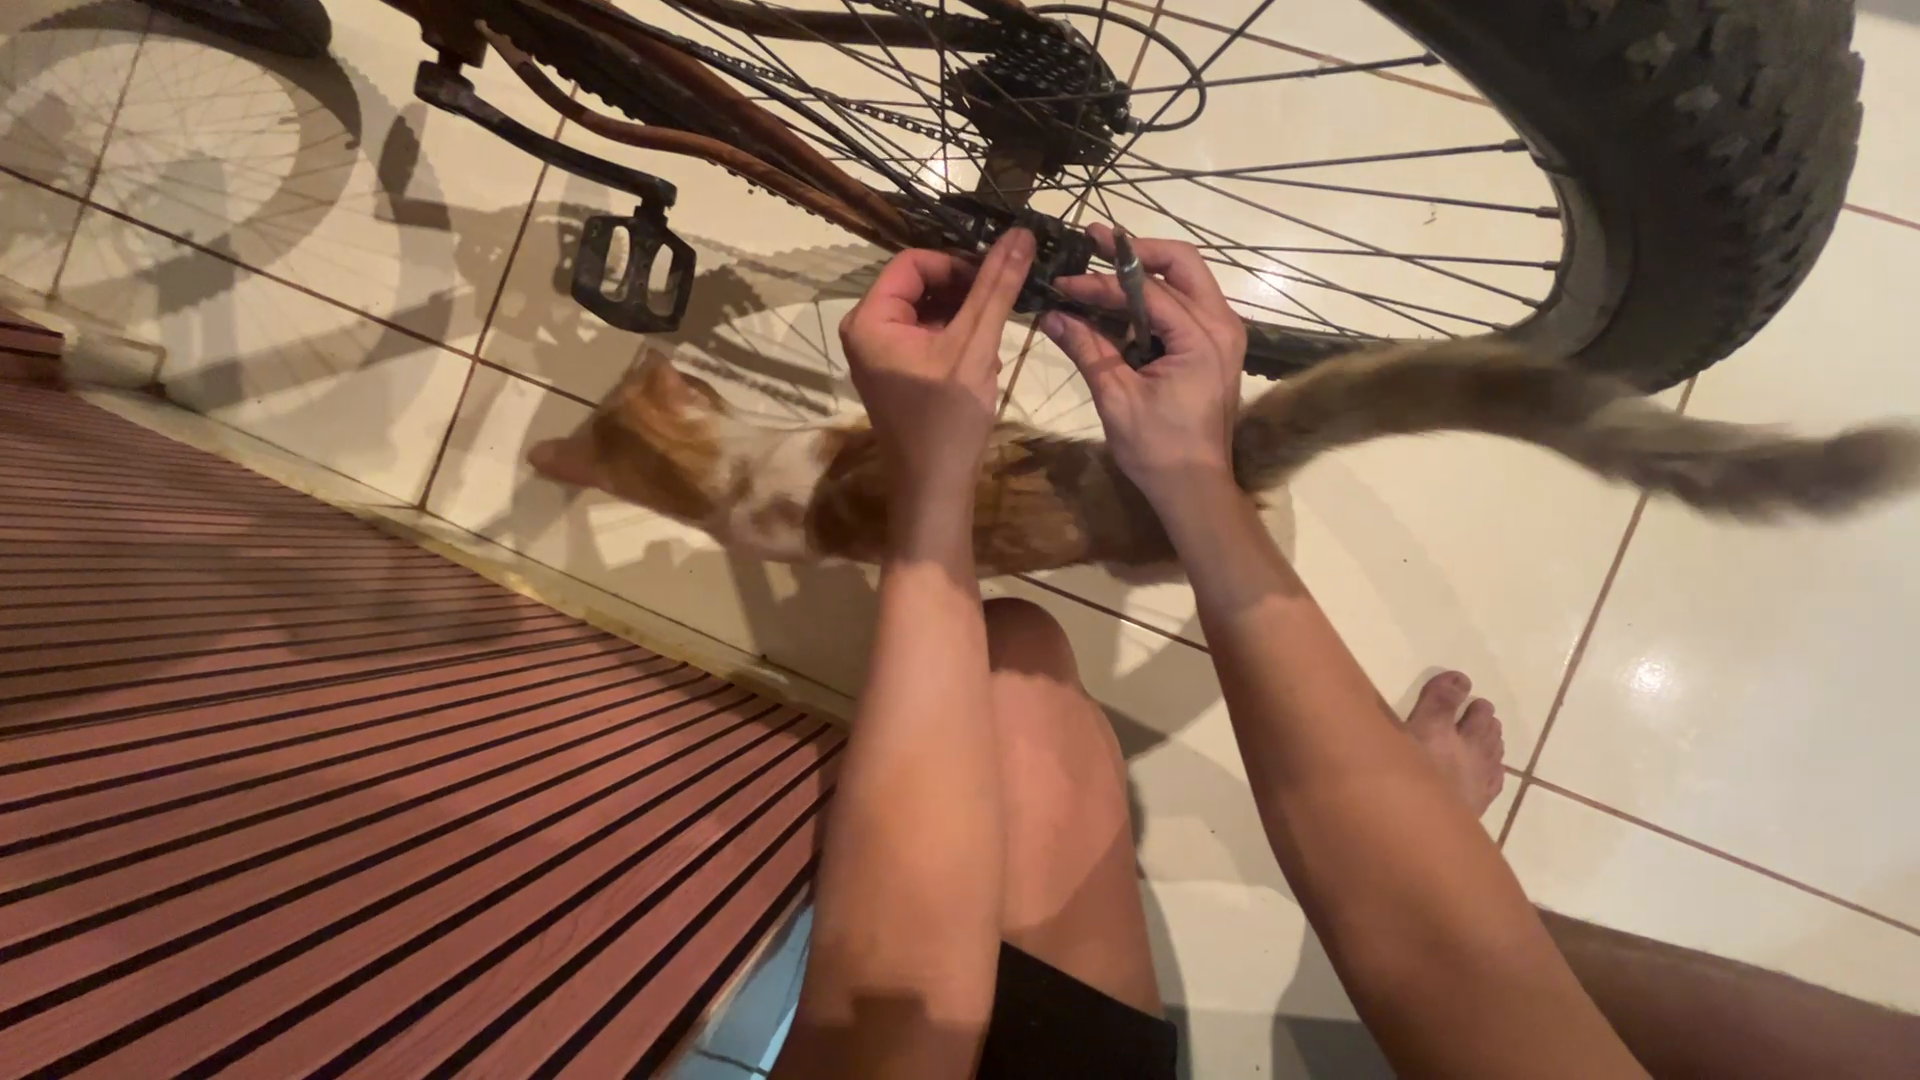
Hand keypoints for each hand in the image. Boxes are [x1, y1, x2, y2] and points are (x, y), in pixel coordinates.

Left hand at [839, 228, 1034, 500]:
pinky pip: (929, 339)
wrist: (935, 487)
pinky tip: (984, 361)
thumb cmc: (948, 418)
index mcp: (870, 319)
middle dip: (964, 292)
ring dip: (966, 318)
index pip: (914, 262)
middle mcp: (866, 332)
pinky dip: (958, 341)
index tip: (998, 275)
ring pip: (929, 313)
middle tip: (1003, 302)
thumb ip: (996, 287)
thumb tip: (1021, 233)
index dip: (958, 262)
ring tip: (996, 337)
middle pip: (920, 286)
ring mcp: (881, 356)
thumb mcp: (975, 345)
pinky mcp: (898, 375)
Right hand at [1038, 224, 1246, 503]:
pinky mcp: (1215, 348)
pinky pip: (1186, 306)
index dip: (1102, 282)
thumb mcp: (1116, 397)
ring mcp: (1223, 335)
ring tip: (1102, 270)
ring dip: (1145, 273)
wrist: (1193, 487)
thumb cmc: (1157, 448)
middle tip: (1095, 241)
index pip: (1147, 290)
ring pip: (1186, 281)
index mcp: (1202, 337)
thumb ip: (1087, 349)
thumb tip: (1052, 316)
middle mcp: (1222, 325)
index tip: (1065, 282)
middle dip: (1135, 250)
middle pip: (1182, 263)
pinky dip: (1155, 299)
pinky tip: (1121, 306)